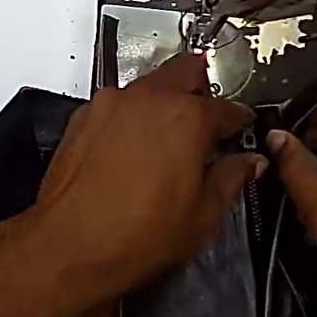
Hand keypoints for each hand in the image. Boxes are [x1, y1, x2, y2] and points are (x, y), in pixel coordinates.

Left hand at [24, 53, 260, 296]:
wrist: (70, 245)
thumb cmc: (134, 235)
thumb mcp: (202, 215)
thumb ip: (231, 179)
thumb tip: (246, 164)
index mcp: (186, 118)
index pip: (225, 107)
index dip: (237, 119)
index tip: (239, 127)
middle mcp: (147, 100)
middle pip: (183, 71)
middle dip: (200, 86)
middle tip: (206, 113)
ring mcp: (111, 104)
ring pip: (147, 86)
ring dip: (162, 101)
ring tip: (167, 136)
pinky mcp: (83, 117)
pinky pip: (116, 105)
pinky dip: (129, 117)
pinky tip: (131, 148)